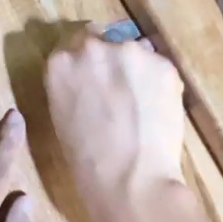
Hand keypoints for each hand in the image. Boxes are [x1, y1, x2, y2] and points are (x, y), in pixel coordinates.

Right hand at [43, 24, 189, 221]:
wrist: (131, 180)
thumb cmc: (88, 163)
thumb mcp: (63, 117)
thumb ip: (72, 86)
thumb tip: (90, 80)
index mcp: (59, 64)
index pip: (73, 43)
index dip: (87, 62)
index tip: (94, 78)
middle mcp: (92, 48)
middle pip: (104, 41)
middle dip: (110, 62)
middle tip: (118, 92)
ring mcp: (131, 52)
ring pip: (134, 52)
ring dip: (136, 69)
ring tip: (140, 104)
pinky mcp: (163, 64)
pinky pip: (159, 67)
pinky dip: (158, 83)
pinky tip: (156, 110)